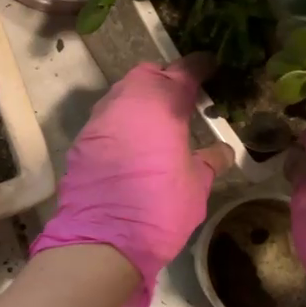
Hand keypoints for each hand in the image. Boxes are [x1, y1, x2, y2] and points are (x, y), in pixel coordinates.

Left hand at [31, 59, 233, 306]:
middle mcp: (126, 101)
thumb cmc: (160, 206)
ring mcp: (100, 120)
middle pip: (147, 75)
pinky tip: (135, 144)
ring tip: (159, 122)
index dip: (200, 67)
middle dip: (165, 80)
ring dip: (141, 101)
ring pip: (123, 94)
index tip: (211, 68)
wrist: (102, 239)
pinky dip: (123, 123)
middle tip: (183, 98)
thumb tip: (223, 151)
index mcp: (161, 103)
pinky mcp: (82, 141)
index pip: (184, 70)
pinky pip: (108, 120)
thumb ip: (210, 160)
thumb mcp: (197, 184)